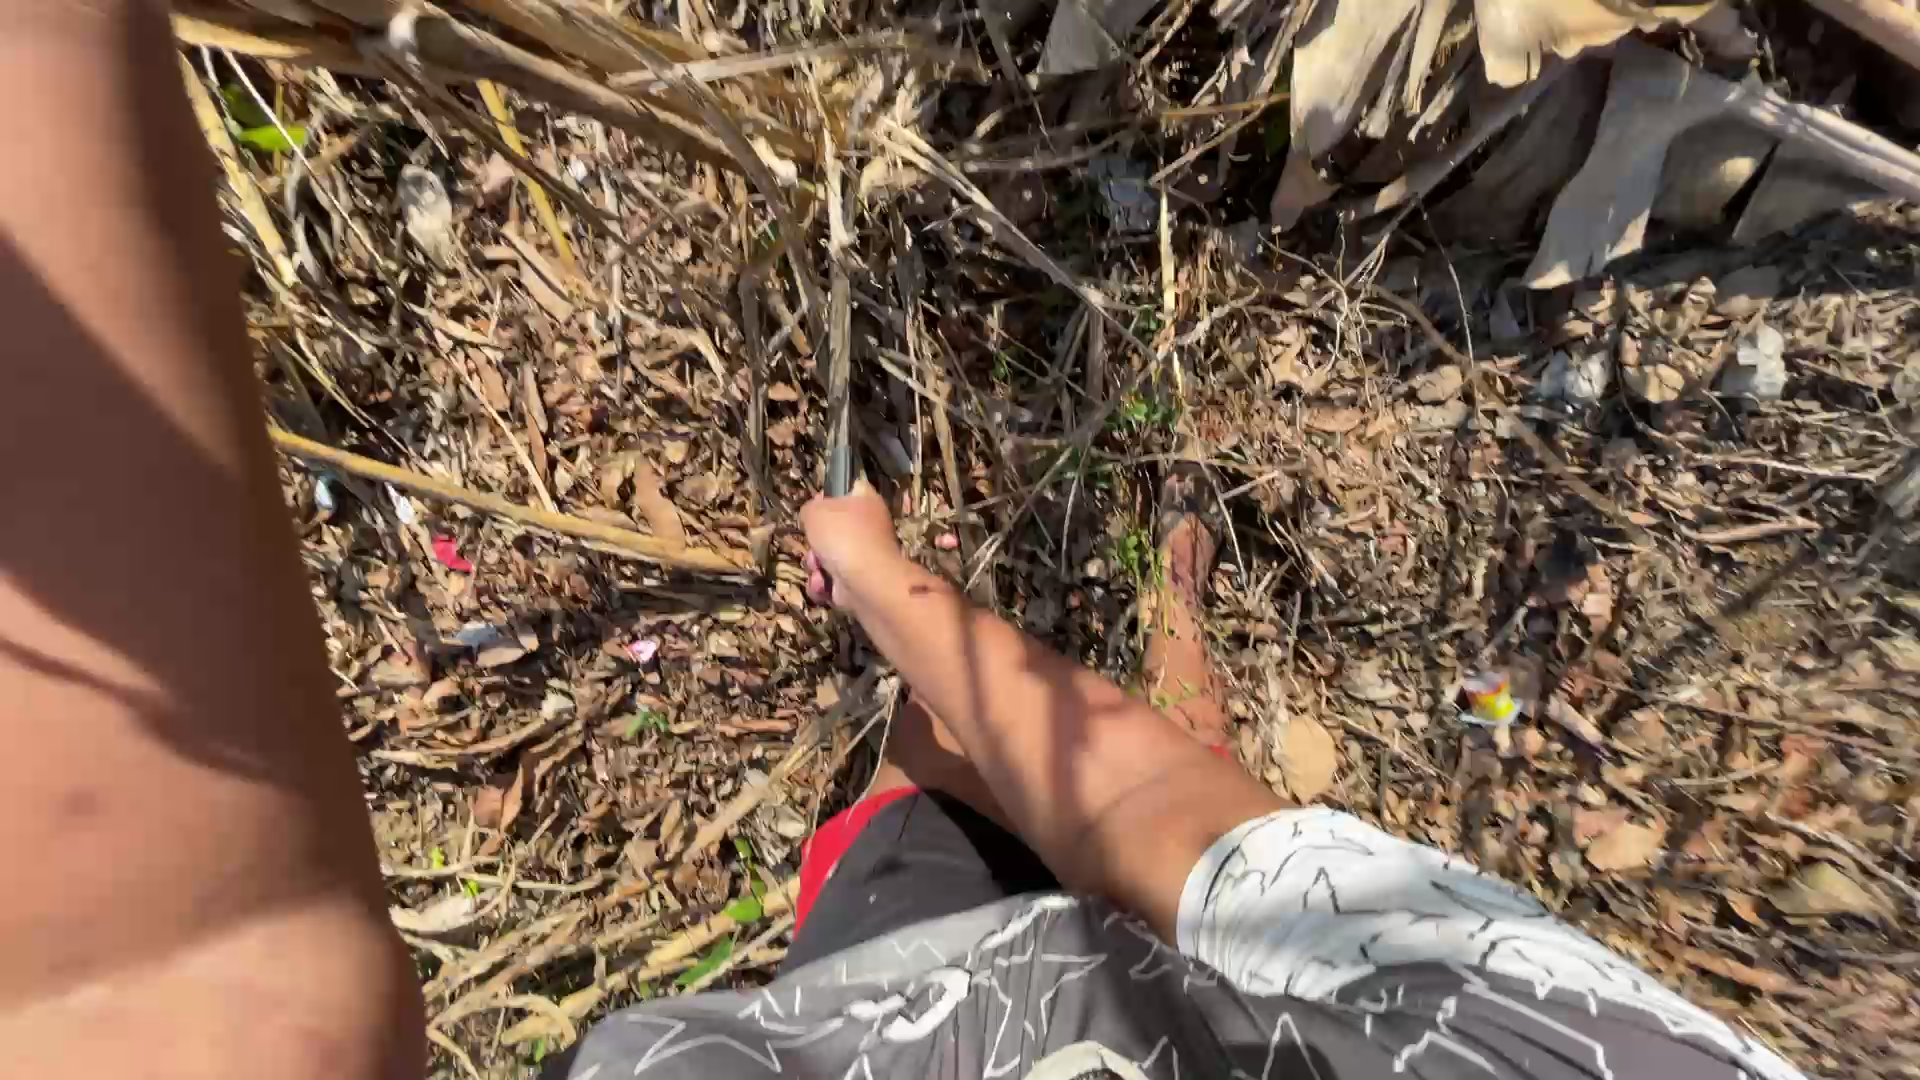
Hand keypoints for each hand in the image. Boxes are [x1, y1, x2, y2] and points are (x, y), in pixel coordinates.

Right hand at [800, 479, 900, 606]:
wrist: (866, 581)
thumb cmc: (842, 536)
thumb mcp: (815, 511)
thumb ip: (810, 509)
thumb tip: (815, 515)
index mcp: (867, 502)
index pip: (852, 488)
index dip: (832, 495)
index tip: (818, 505)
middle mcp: (870, 527)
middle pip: (833, 529)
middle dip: (816, 542)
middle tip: (814, 545)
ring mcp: (866, 556)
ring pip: (828, 557)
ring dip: (816, 566)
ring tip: (818, 569)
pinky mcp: (860, 581)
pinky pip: (832, 580)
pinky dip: (823, 585)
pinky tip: (823, 586)